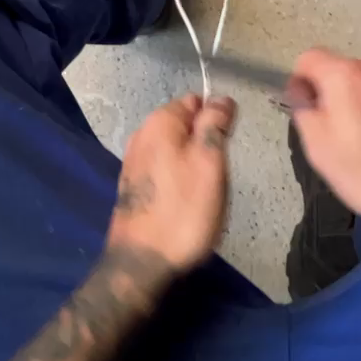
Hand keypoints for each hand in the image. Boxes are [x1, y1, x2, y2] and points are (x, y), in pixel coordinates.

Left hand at [106, 94, 236, 272]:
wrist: (142, 263)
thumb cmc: (183, 210)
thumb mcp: (209, 162)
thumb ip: (215, 124)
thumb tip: (222, 97)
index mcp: (160, 121)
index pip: (195, 100)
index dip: (216, 120)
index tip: (226, 148)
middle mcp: (142, 133)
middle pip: (185, 126)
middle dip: (205, 145)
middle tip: (216, 176)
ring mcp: (135, 160)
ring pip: (175, 149)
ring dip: (192, 165)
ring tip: (203, 194)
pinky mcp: (133, 185)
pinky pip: (164, 170)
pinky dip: (178, 181)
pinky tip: (184, 204)